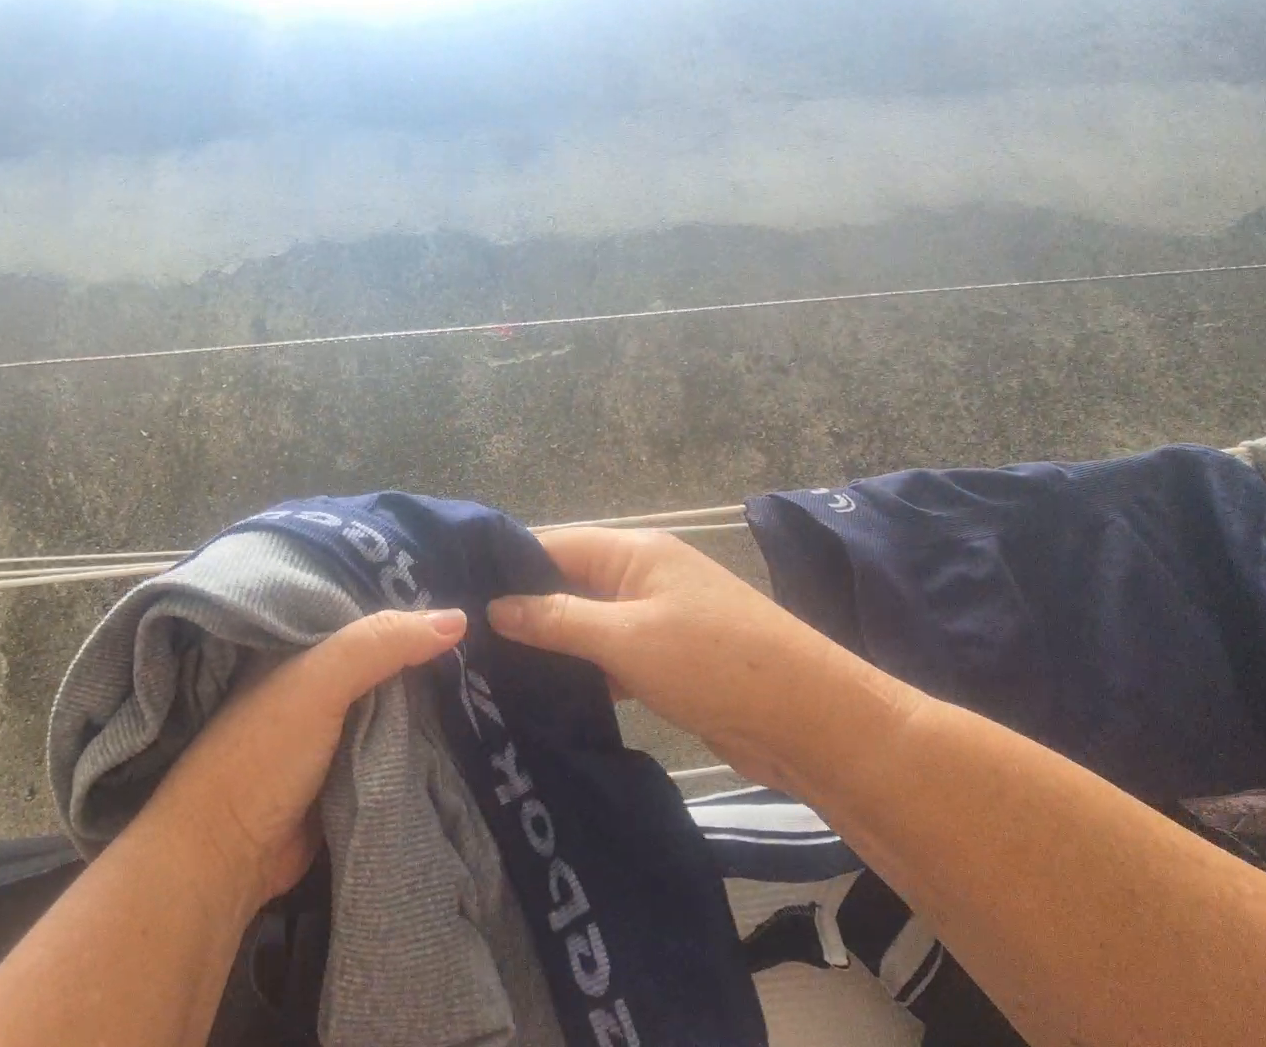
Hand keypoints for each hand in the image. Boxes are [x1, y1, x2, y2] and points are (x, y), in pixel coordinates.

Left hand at [126, 607, 468, 910]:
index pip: (364, 613)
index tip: (470, 600)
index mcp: (300, 648)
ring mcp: (334, 730)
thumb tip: (459, 618)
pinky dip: (425, 739)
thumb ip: (379, 645)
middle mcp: (318, 682)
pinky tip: (470, 728)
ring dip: (434, 699)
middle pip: (386, 659)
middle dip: (432, 654)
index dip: (412, 605)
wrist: (228, 854)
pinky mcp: (349, 772)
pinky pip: (397, 746)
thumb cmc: (264, 754)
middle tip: (498, 641)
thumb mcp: (318, 683)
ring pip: (396, 704)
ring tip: (495, 679)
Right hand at [486, 528, 912, 788]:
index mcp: (634, 552)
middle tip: (462, 639)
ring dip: (547, 644)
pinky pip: (606, 655)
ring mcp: (655, 619)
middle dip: (519, 608)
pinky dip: (578, 671)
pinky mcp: (664, 660)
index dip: (503, 565)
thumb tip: (495, 607)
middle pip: (565, 582)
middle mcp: (641, 576)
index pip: (551, 543)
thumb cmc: (714, 663)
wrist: (810, 722)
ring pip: (584, 623)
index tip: (455, 593)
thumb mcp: (625, 637)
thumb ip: (556, 619)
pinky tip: (539, 695)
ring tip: (486, 668)